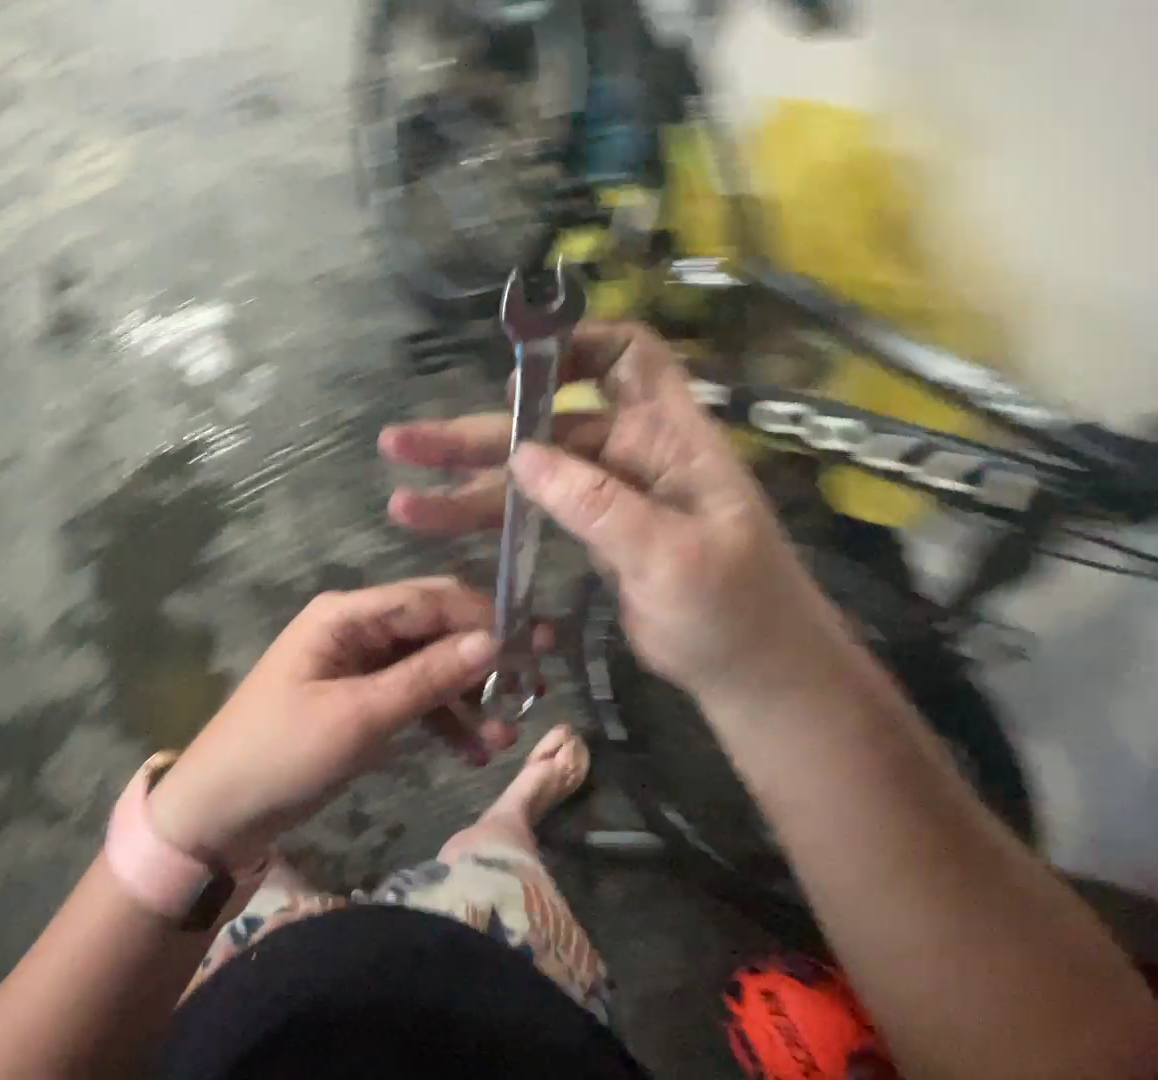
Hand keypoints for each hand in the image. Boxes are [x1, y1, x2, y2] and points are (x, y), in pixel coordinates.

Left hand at [148, 578, 518, 865]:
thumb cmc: (282, 754)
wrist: (218, 811)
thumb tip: (494, 642)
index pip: (429, 600)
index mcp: (345, 615)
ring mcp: (356, 667)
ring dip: (467, 698)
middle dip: (483, 660)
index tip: (537, 646)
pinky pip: (410, 699)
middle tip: (536, 690)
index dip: (484, 619)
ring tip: (505, 737)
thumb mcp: (359, 716)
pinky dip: (441, 720)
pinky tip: (473, 753)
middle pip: (433, 630)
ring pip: (427, 668)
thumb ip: (426, 677)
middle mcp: (354, 630)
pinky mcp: (357, 703)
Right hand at [380, 322, 854, 701]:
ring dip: (465, 483)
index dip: (577, 346)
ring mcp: (609, 497)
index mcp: (670, 439)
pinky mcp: (592, 536)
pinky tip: (439, 524)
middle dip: (475, 433)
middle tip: (404, 443)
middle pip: (547, 425)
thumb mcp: (671, 554)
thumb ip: (597, 504)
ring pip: (528, 474)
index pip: (630, 359)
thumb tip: (523, 457)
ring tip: (403, 501)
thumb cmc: (734, 610)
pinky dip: (487, 518)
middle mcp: (635, 455)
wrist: (755, 676)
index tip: (517, 366)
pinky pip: (531, 514)